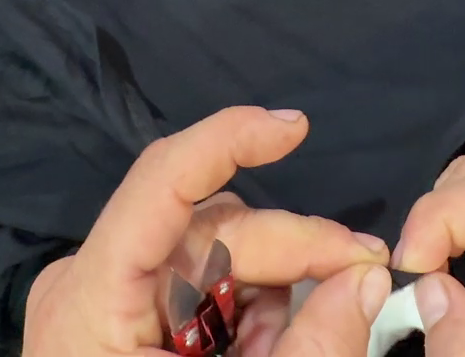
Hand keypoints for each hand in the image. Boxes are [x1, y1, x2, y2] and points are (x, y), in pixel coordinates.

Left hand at [23, 106, 392, 355]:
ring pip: (221, 249)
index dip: (229, 138)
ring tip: (295, 343)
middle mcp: (96, 273)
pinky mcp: (132, 304)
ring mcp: (112, 288)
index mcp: (92, 295)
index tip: (296, 129)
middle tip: (368, 270)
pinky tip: (264, 348)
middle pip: (215, 225)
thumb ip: (309, 348)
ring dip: (276, 288)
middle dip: (295, 247)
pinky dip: (252, 307)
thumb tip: (371, 276)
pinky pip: (210, 278)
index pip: (163, 178)